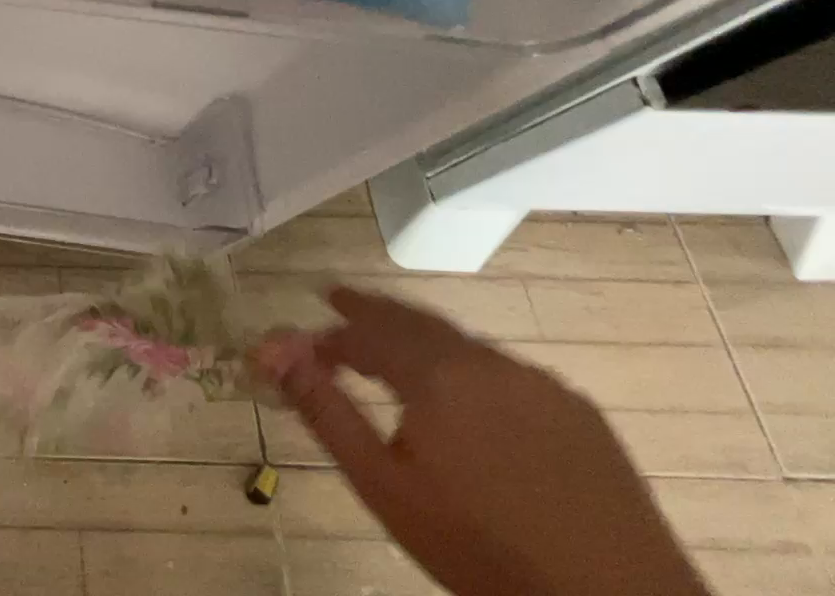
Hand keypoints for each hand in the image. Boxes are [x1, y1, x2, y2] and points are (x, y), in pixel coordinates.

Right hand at [254, 287, 707, 595]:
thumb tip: (270, 350)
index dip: (329, 333)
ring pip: (464, 346)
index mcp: (439, 373)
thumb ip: (323, 408)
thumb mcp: (381, 482)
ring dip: (420, 341)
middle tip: (338, 305)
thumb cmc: (477, 545)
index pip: (368, 331)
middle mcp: (492, 363)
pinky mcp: (582, 415)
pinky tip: (462, 398)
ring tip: (392, 354)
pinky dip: (466, 368)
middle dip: (373, 314)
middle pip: (418, 322)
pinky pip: (506, 373)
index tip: (301, 343)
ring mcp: (544, 386)